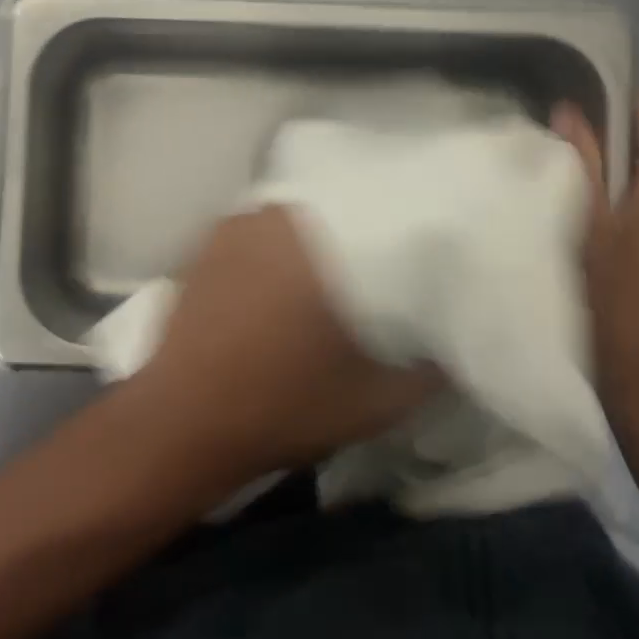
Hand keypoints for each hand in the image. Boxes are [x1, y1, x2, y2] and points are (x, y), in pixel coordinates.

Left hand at [138, 206, 441, 480]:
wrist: (182, 426)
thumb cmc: (283, 407)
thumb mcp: (378, 401)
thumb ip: (431, 367)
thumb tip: (457, 339)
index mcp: (320, 237)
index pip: (382, 212)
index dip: (407, 233)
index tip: (426, 255)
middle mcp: (273, 215)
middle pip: (334, 212)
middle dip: (361, 236)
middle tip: (386, 267)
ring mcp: (230, 228)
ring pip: (290, 223)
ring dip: (313, 244)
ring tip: (336, 276)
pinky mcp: (200, 249)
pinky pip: (253, 237)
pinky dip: (272, 253)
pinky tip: (282, 286)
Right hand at [552, 99, 638, 421]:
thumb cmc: (619, 303)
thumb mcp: (589, 228)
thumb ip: (583, 163)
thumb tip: (569, 110)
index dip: (606, 109)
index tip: (566, 124)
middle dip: (617, 145)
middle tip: (565, 163)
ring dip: (632, 176)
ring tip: (585, 195)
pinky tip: (616, 227)